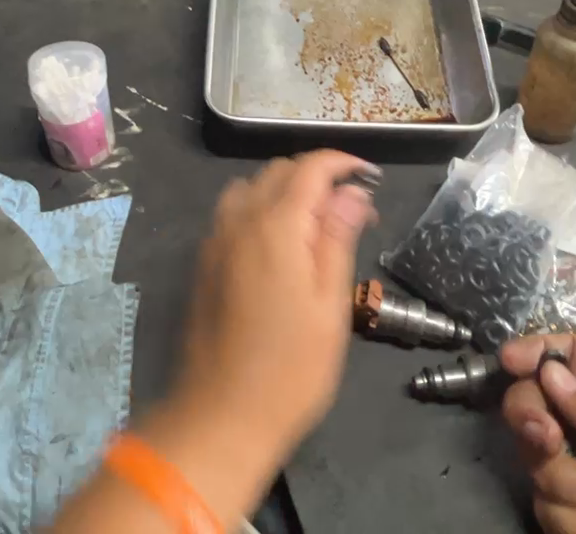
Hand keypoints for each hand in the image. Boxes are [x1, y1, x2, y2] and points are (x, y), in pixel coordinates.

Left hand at [164, 150, 378, 460]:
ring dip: (286, 188)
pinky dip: (261, 206)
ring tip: (316, 223)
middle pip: (280, 170)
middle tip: (352, 211)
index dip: (343, 162)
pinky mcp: (205, 259)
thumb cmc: (290, 368)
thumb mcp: (330, 304)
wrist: (222, 414)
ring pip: (252, 185)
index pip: (311, 168)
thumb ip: (338, 237)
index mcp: (276, 225)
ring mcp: (216, 238)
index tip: (370, 175)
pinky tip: (280, 242)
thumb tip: (353, 192)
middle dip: (318, 176)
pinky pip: (233, 210)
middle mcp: (240, 220)